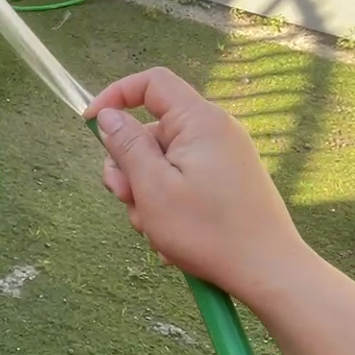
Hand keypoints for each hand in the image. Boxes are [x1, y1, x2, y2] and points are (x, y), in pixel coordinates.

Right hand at [82, 67, 316, 304]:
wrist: (266, 271)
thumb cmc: (206, 230)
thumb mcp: (152, 187)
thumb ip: (126, 146)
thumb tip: (107, 116)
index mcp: (200, 122)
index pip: (152, 83)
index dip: (115, 95)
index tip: (89, 124)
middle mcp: (213, 132)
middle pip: (149, 131)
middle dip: (126, 164)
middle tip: (126, 198)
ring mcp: (219, 157)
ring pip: (158, 162)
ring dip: (142, 192)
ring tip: (153, 224)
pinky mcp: (221, 180)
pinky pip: (176, 180)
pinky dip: (162, 203)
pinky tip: (168, 232)